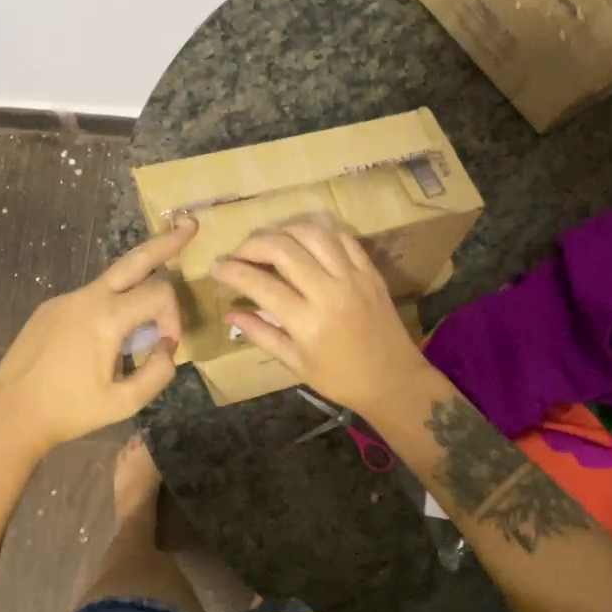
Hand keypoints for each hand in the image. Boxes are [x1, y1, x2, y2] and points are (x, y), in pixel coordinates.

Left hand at [0, 219, 196, 455]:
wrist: (10, 414)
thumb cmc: (70, 411)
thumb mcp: (125, 402)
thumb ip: (158, 372)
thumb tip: (166, 346)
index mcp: (107, 317)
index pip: (160, 293)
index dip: (173, 317)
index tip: (165, 347)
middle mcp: (86, 297)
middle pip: (135, 258)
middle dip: (165, 242)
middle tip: (189, 226)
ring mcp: (65, 299)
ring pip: (111, 281)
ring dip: (135, 289)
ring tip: (147, 315)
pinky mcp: (50, 308)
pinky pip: (89, 299)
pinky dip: (107, 310)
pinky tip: (99, 345)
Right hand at [210, 219, 432, 413]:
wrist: (394, 380)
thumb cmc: (340, 379)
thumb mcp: (295, 363)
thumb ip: (261, 334)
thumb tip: (229, 312)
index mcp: (307, 322)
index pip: (260, 283)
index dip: (232, 271)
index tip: (216, 266)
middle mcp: (329, 292)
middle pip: (283, 248)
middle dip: (252, 244)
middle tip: (238, 252)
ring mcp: (352, 277)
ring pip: (311, 233)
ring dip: (282, 230)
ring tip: (267, 240)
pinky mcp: (369, 270)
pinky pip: (341, 237)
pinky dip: (317, 231)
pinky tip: (302, 239)